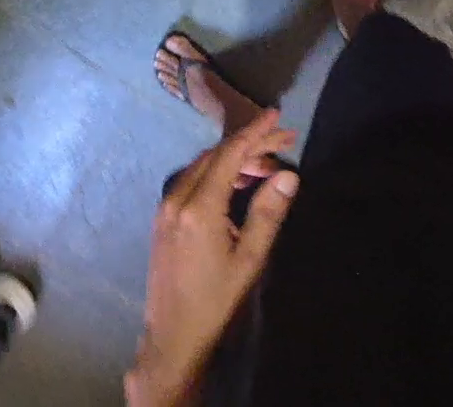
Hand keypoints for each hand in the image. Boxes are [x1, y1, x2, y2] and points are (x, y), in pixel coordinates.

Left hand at [126, 111, 299, 406]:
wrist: (173, 336)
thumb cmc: (216, 299)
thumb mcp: (249, 259)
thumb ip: (267, 213)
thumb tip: (288, 175)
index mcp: (199, 206)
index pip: (230, 154)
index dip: (254, 132)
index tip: (276, 115)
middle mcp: (178, 197)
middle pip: (217, 155)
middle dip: (251, 144)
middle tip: (284, 141)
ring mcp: (167, 206)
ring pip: (204, 165)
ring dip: (235, 158)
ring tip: (268, 165)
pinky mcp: (164, 216)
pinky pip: (194, 179)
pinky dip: (219, 172)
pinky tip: (239, 181)